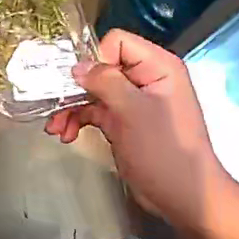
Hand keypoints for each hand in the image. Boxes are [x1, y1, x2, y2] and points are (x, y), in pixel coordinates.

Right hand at [44, 30, 238, 234]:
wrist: (184, 197)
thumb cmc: (165, 150)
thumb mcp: (134, 111)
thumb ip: (106, 82)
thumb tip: (78, 66)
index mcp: (158, 66)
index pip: (117, 42)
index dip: (97, 59)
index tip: (82, 84)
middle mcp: (145, 79)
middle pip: (102, 67)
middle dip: (76, 87)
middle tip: (54, 105)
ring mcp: (134, 102)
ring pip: (94, 91)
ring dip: (72, 107)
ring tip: (56, 128)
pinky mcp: (124, 123)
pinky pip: (96, 112)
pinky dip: (79, 120)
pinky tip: (66, 134)